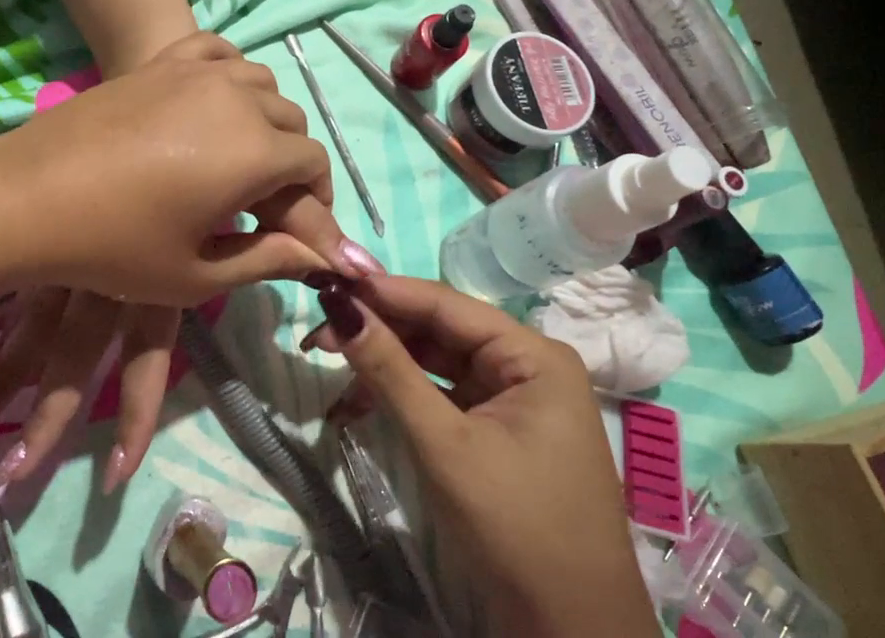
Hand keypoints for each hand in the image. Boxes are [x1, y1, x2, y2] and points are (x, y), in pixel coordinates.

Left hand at [0, 32, 368, 305]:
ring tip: (238, 153)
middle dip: (291, 161)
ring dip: (264, 116)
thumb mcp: (197, 273)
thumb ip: (268, 261)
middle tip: (265, 200)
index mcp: (254, 153)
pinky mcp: (161, 63)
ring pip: (259, 82)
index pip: (313, 163)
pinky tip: (214, 98)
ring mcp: (196, 72)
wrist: (30, 198)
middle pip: (292, 120)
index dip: (317, 198)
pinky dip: (229, 70)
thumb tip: (321, 260)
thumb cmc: (115, 246)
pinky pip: (216, 49)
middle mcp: (236, 100)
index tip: (298, 228)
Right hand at [306, 275, 659, 636]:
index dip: (383, 292)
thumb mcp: (443, 443)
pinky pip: (443, 396)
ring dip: (385, 365)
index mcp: (533, 355)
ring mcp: (515, 401)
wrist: (568, 628)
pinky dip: (403, 397)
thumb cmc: (513, 525)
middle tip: (316, 334)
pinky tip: (359, 404)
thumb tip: (338, 303)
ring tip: (328, 362)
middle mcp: (528, 366)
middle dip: (379, 331)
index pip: (446, 304)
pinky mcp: (500, 432)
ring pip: (437, 363)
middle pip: (441, 331)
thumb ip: (389, 370)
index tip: (325, 281)